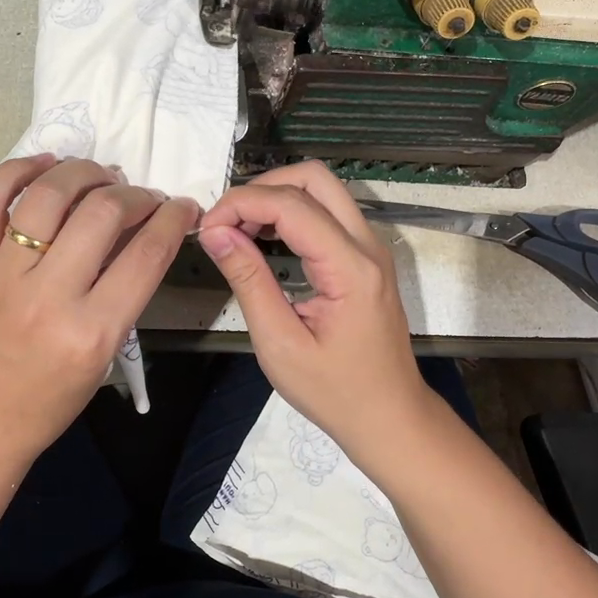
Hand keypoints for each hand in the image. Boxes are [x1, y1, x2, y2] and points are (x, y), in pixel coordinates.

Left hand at [0, 156, 199, 468]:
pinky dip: (16, 171)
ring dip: (83, 172)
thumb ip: (123, 294)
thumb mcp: (103, 357)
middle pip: (102, 213)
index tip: (183, 207)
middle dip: (134, 194)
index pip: (146, 254)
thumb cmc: (48, 404)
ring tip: (100, 176)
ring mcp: (2, 275)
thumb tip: (141, 231)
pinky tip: (44, 164)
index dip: (174, 219)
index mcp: (90, 332)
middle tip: (143, 198)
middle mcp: (47, 297)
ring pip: (47, 195)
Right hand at [197, 161, 429, 450]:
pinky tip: (263, 238)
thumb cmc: (335, 392)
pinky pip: (328, 211)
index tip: (206, 228)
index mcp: (350, 268)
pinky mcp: (365, 256)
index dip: (242, 204)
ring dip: (276, 196)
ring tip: (238, 229)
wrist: (391, 419)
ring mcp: (370, 247)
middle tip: (225, 221)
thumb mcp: (279, 344)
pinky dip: (291, 211)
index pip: (292, 206)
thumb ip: (248, 281)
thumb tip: (215, 232)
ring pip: (322, 189)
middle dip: (262, 187)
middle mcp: (367, 245)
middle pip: (314, 177)